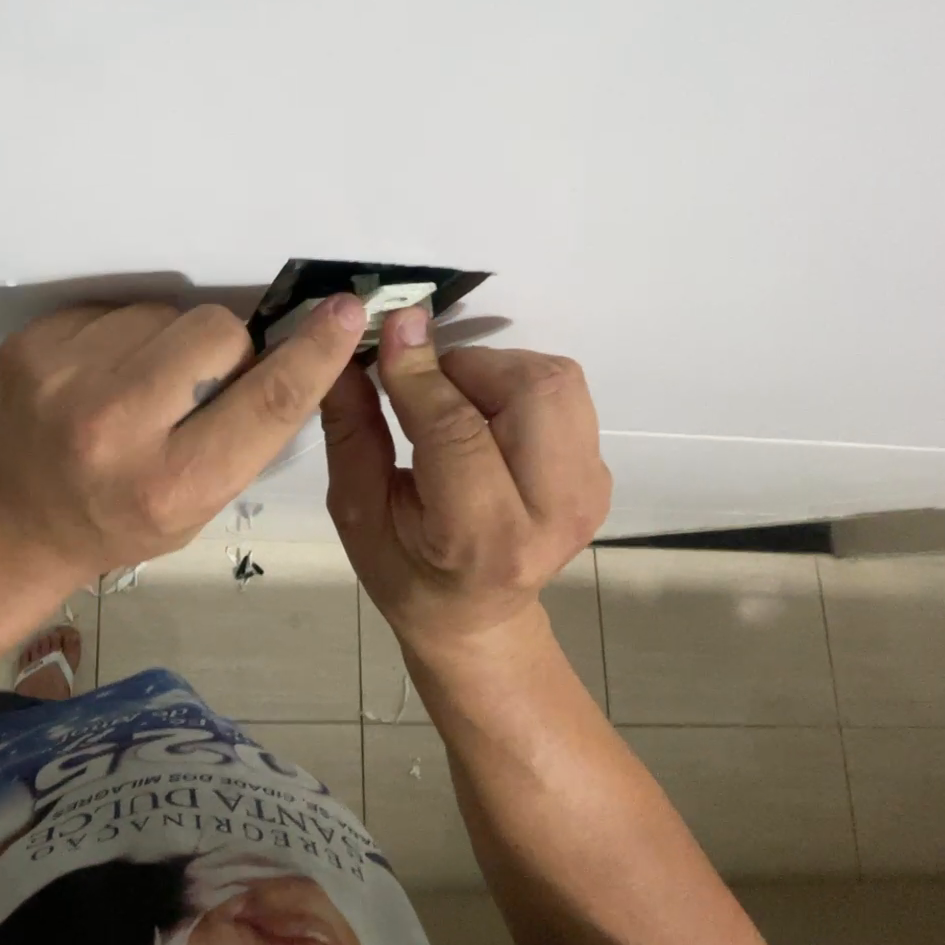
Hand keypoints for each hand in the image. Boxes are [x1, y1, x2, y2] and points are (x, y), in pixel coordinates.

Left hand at [0, 297, 367, 581]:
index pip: (267, 401)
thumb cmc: (124, 523)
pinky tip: (101, 377)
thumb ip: (245, 435)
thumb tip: (289, 350)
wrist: (21, 523)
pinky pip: (114, 310)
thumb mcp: (200, 506)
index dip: (315, 354)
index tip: (345, 313)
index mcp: (170, 483)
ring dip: (169, 342)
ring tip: (139, 386)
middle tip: (197, 384)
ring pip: (164, 313)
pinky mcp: (32, 347)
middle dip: (225, 350)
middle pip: (217, 331)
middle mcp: (115, 427)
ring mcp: (64, 380)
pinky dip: (123, 337)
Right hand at [318, 306, 610, 653]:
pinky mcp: (600, 473)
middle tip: (424, 388)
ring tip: (452, 408)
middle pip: (534, 391)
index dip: (420, 373)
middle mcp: (554, 512)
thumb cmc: (402, 570)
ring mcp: (589, 491)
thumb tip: (344, 357)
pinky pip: (562, 396)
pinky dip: (513, 389)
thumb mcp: (357, 512)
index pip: (456, 432)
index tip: (391, 328)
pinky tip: (482, 425)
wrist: (475, 616)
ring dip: (493, 374)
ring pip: (555, 381)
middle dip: (469, 368)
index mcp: (481, 537)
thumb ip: (352, 433)